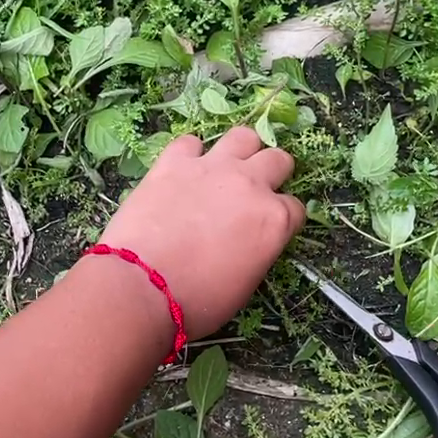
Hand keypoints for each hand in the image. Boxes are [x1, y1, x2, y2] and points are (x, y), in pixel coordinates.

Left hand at [95, 127, 305, 339]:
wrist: (142, 286)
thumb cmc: (197, 300)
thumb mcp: (244, 284)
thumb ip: (257, 250)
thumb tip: (249, 241)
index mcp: (274, 220)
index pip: (295, 208)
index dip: (283, 218)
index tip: (268, 228)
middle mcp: (250, 185)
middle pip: (278, 160)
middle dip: (273, 173)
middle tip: (254, 191)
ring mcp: (212, 167)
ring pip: (243, 136)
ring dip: (241, 150)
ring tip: (228, 167)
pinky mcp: (174, 161)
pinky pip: (190, 142)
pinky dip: (189, 154)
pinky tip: (183, 169)